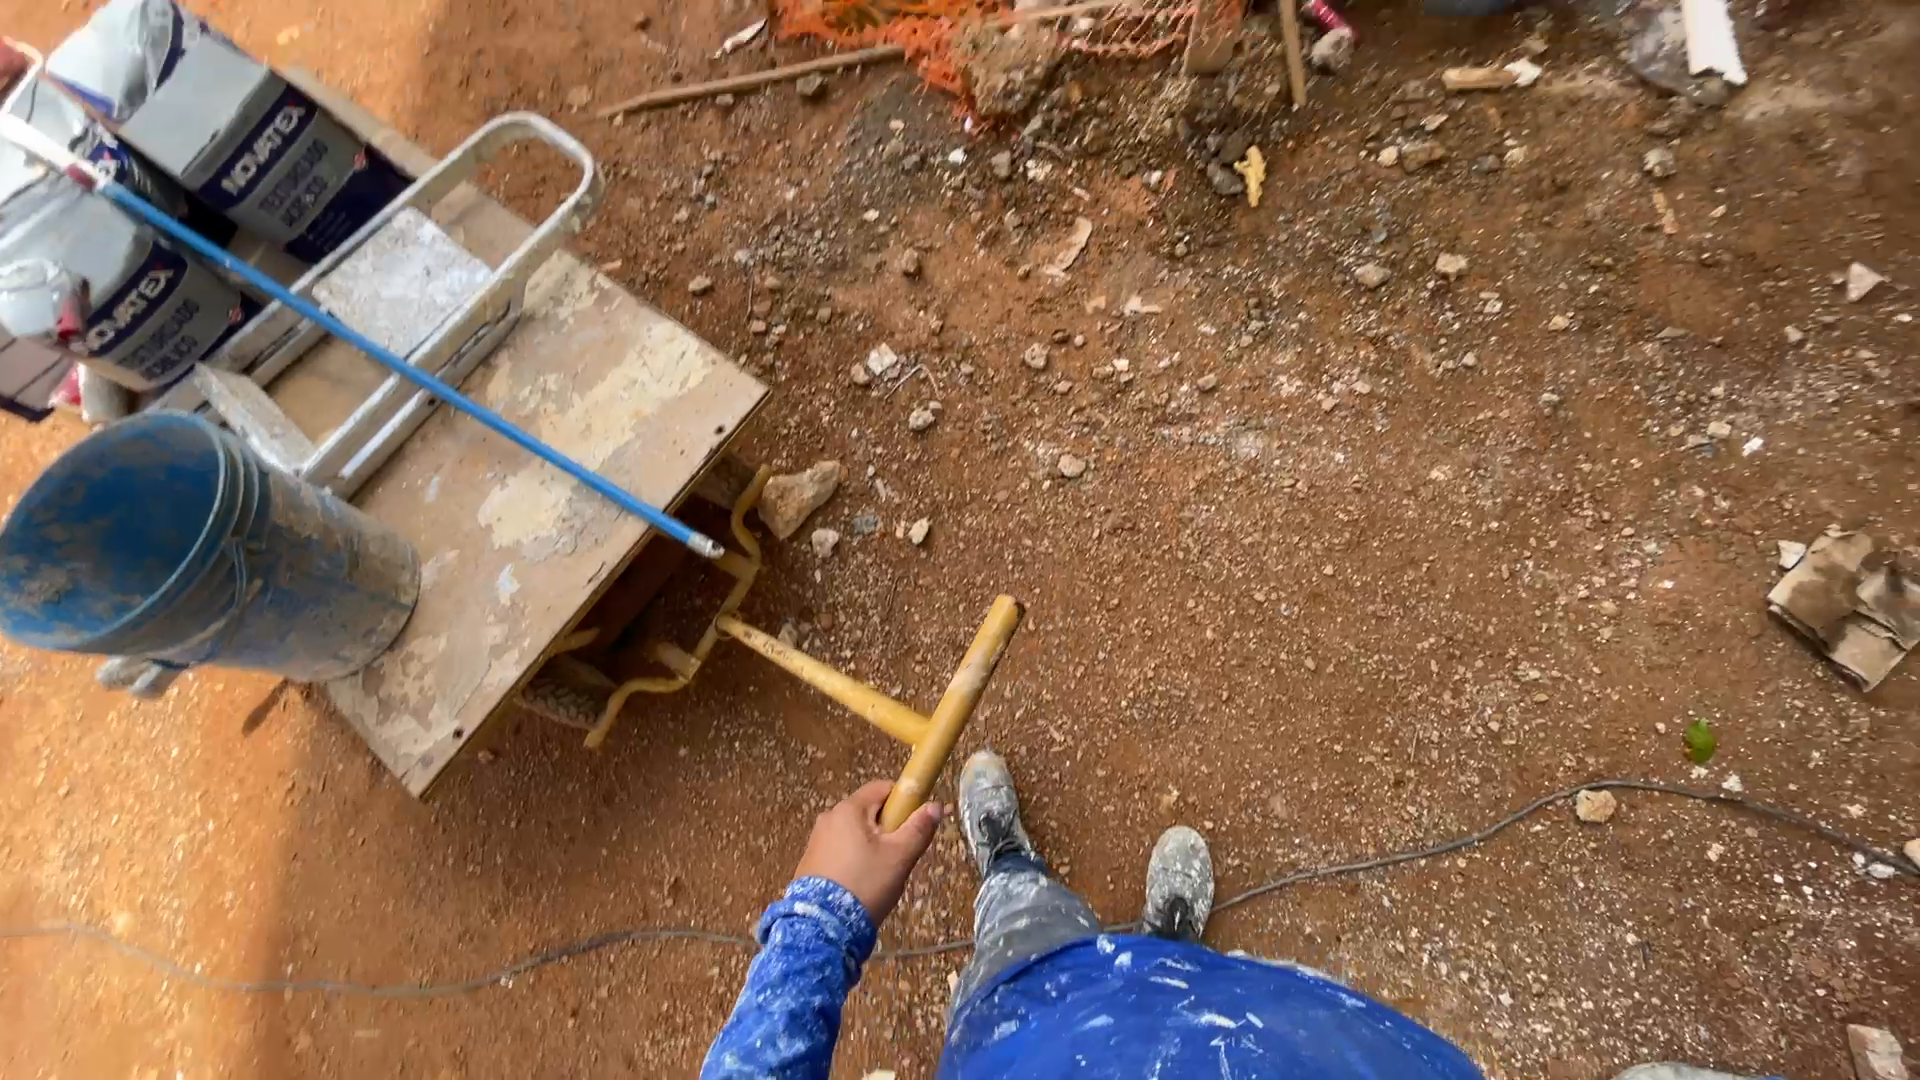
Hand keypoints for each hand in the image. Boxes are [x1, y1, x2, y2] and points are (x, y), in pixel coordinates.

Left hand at [793, 780, 942, 924]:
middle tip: (897, 858)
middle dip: (887, 830)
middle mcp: (829, 817)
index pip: (882, 788)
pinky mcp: (809, 863)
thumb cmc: (864, 885)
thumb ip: (919, 829)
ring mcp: (816, 841)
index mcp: (848, 809)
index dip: (903, 802)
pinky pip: (840, 852)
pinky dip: (853, 862)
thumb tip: (935, 805)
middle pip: (869, 812)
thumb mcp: (899, 857)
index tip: (912, 825)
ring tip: (878, 878)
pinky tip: (859, 886)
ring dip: (870, 848)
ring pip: (855, 834)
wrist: (822, 929)